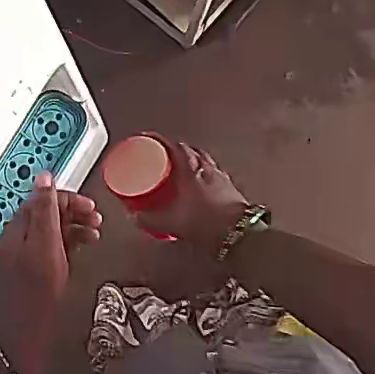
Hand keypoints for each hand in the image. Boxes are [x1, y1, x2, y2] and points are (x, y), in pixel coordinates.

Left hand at [0, 173, 99, 373]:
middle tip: (95, 217)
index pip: (41, 199)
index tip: (89, 206)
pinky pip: (54, 245)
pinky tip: (84, 245)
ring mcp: (26, 254)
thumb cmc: (36, 294)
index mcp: (17, 229)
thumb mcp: (45, 246)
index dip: (66, 199)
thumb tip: (44, 178)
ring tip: (95, 230)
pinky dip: (71, 241)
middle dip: (73, 210)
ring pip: (52, 228)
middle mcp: (19, 238)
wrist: (26, 334)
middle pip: (47, 212)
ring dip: (74, 225)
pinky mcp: (35, 269)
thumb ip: (45, 211)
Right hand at [132, 133, 248, 248]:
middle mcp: (207, 169)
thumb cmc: (205, 222)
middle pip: (191, 150)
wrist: (239, 235)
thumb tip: (135, 217)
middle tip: (165, 154)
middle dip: (177, 149)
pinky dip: (205, 175)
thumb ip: (149, 219)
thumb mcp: (170, 222)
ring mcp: (222, 178)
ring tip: (182, 168)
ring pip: (205, 161)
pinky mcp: (232, 190)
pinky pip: (215, 175)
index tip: (149, 137)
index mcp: (190, 170)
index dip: (159, 140)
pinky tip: (201, 186)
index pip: (174, 146)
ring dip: (193, 160)